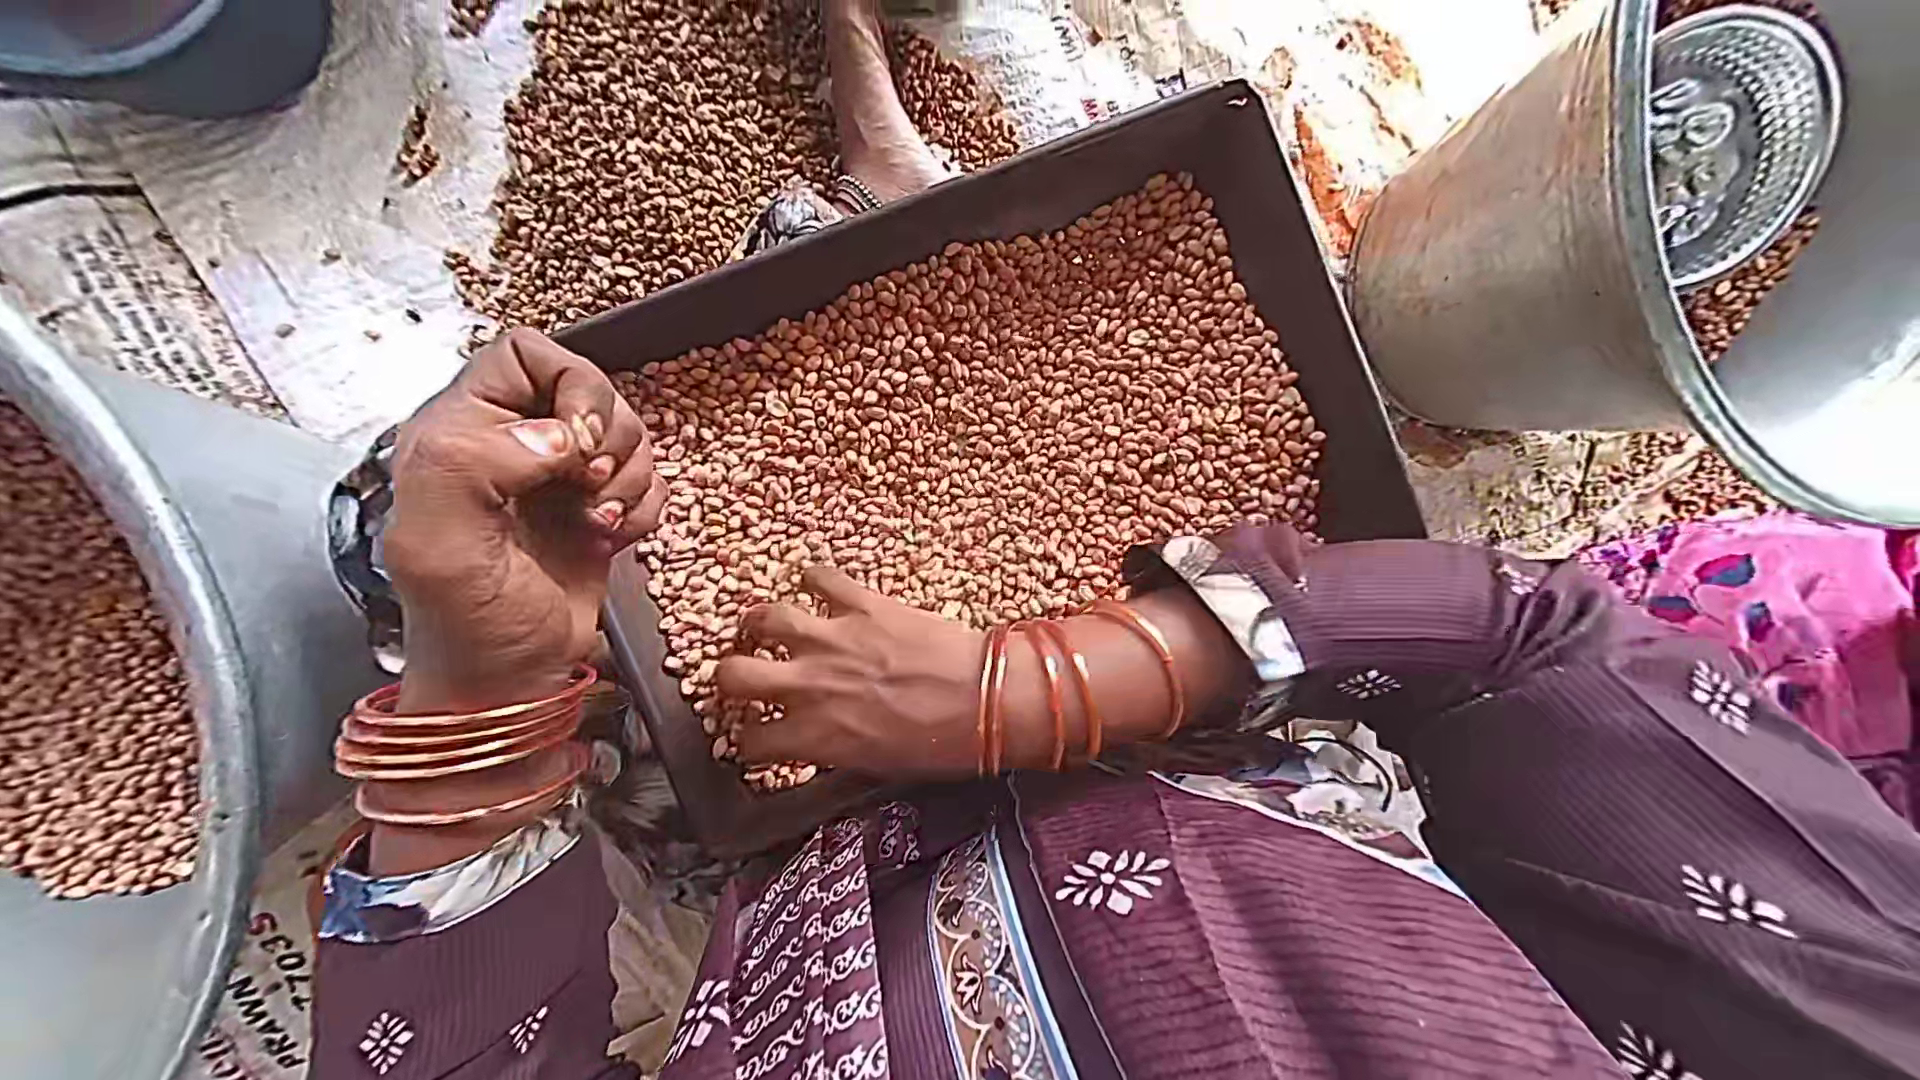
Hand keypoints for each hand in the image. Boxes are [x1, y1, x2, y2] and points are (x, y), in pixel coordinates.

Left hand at [383, 329, 665, 711]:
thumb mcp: (439, 546)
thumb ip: (471, 467)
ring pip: (630, 434)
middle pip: (594, 389)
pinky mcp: (604, 506)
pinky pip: (651, 480)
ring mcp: (566, 477)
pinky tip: (614, 536)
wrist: (512, 676)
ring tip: (598, 521)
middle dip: (610, 439)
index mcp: (464, 433)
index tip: (578, 440)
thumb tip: (558, 436)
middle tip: (590, 486)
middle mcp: (519, 443)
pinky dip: (645, 508)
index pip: (526, 352)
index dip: (568, 383)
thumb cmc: (468, 623)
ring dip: (630, 479)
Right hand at [715, 567, 986, 777]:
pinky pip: (822, 578)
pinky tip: (815, 584)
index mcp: (813, 736)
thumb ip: (834, 750)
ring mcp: (833, 639)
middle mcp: (810, 686)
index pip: (751, 741)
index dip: (749, 740)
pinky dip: (814, 579)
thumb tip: (820, 741)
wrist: (984, 698)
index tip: (757, 734)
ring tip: (763, 625)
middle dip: (730, 677)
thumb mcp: (876, 765)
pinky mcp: (863, 604)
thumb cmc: (938, 744)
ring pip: (767, 618)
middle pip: (734, 675)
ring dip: (759, 622)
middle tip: (745, 674)